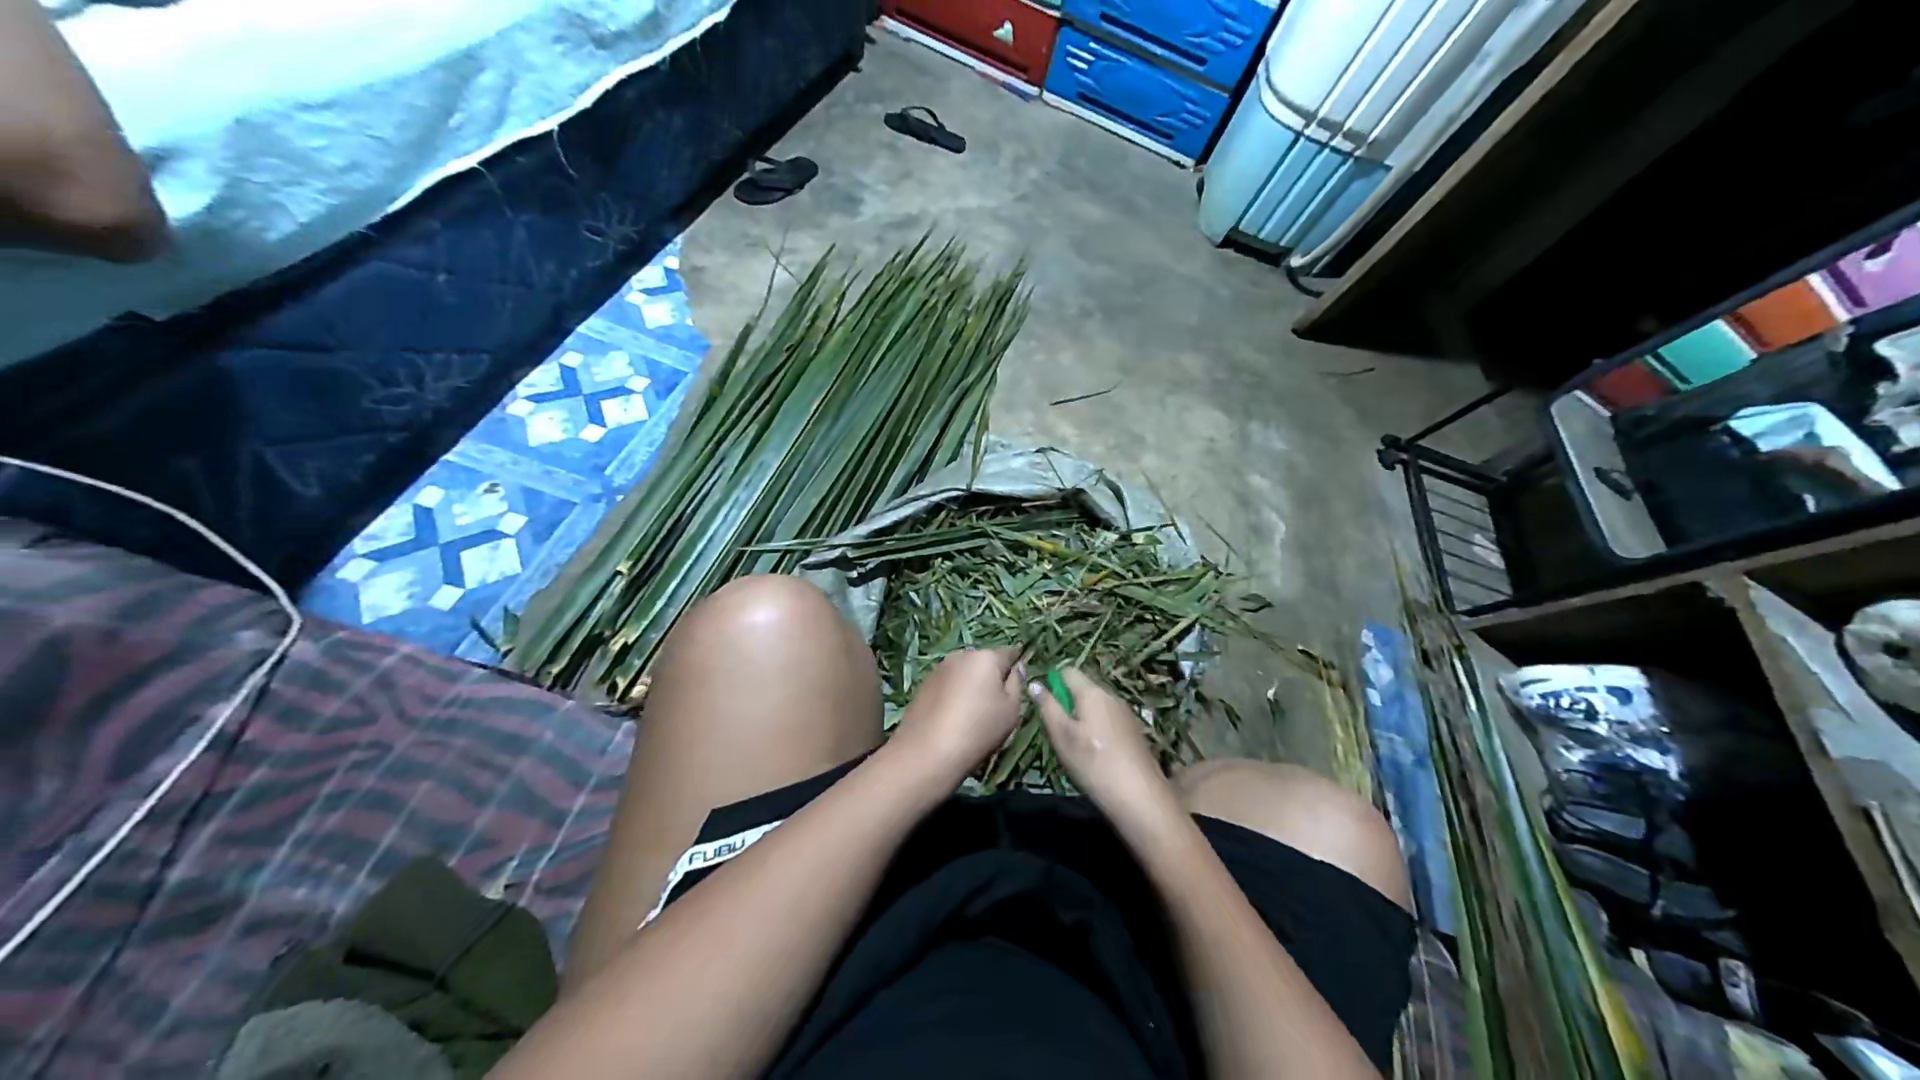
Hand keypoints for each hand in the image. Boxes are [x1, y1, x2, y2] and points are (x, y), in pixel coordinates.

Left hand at [890, 647, 1026, 783]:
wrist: (928, 751)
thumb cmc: (979, 729)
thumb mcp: (1011, 710)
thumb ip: (1017, 684)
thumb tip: (1017, 667)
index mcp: (986, 657)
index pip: (1010, 653)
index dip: (1016, 669)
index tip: (1016, 687)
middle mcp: (961, 655)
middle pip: (984, 663)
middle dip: (990, 678)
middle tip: (995, 706)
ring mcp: (938, 669)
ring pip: (964, 674)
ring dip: (970, 687)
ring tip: (971, 716)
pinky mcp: (923, 685)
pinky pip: (947, 685)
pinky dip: (953, 696)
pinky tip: (952, 718)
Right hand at [1031, 668, 1178, 826]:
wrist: (1138, 795)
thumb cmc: (1093, 762)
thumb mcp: (1061, 735)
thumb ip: (1047, 707)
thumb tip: (1035, 684)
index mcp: (1092, 692)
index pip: (1068, 671)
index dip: (1053, 682)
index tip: (1046, 705)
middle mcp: (1111, 696)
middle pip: (1084, 687)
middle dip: (1068, 701)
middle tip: (1058, 729)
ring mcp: (1126, 713)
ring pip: (1097, 705)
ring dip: (1083, 716)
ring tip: (1075, 743)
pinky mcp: (1134, 730)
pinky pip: (1109, 718)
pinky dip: (1097, 727)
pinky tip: (1095, 752)